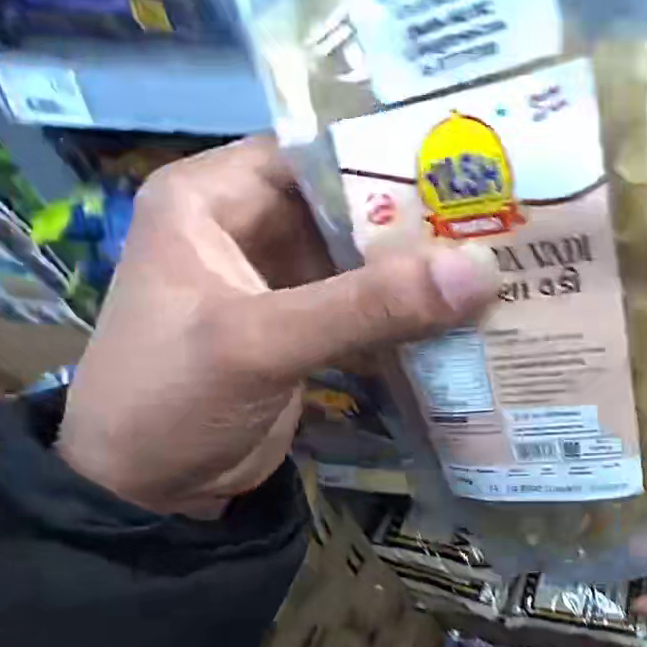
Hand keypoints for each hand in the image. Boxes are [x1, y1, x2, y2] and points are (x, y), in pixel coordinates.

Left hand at [57, 137, 501, 516]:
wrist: (146, 493)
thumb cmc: (172, 398)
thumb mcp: (260, 342)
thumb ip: (366, 306)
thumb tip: (478, 270)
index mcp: (212, 199)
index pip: (313, 153)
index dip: (387, 157)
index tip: (465, 170)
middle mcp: (247, 228)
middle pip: (347, 209)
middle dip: (417, 223)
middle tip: (500, 223)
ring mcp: (279, 283)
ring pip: (361, 262)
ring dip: (418, 273)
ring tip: (499, 266)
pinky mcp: (303, 331)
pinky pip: (364, 309)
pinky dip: (405, 317)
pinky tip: (462, 320)